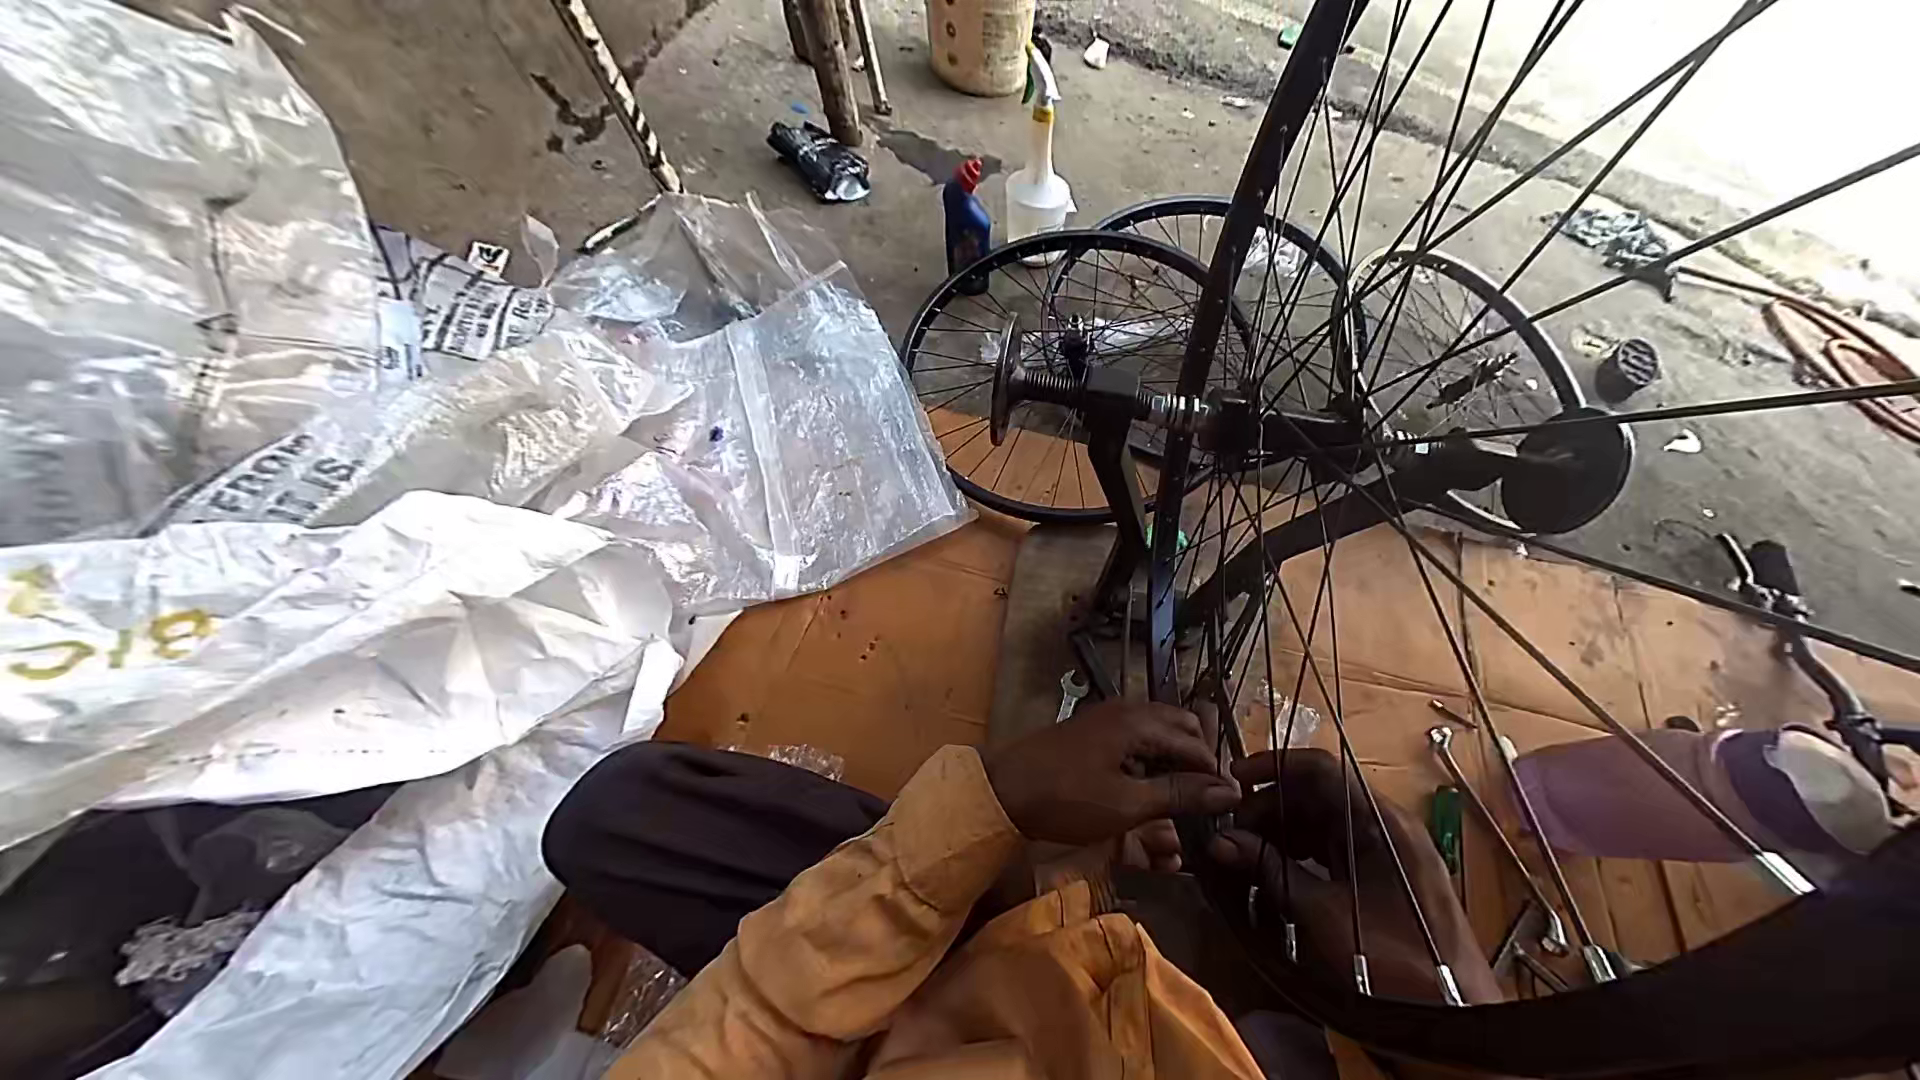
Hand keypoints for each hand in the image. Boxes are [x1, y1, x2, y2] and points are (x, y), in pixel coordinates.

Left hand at [984, 700, 1240, 846]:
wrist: (1003, 790)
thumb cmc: (1066, 798)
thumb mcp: (1128, 803)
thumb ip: (1179, 795)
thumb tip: (1228, 790)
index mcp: (1137, 721)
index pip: (1194, 743)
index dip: (1213, 775)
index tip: (1226, 809)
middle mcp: (1125, 713)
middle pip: (1177, 733)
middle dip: (1193, 768)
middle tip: (1198, 808)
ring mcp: (1106, 723)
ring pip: (1155, 741)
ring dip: (1169, 774)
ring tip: (1173, 815)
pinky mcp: (1091, 737)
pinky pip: (1132, 748)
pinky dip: (1144, 773)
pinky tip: (1144, 804)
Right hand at [1207, 748, 1500, 1003]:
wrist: (1456, 1030)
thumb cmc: (1393, 962)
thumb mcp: (1322, 912)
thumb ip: (1270, 869)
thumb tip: (1219, 842)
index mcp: (1382, 822)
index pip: (1321, 768)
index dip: (1274, 765)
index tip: (1235, 779)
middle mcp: (1385, 827)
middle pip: (1316, 794)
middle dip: (1269, 807)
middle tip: (1233, 831)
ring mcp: (1385, 853)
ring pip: (1319, 821)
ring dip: (1279, 832)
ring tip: (1246, 853)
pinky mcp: (1381, 878)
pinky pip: (1331, 848)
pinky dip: (1298, 853)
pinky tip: (1272, 872)